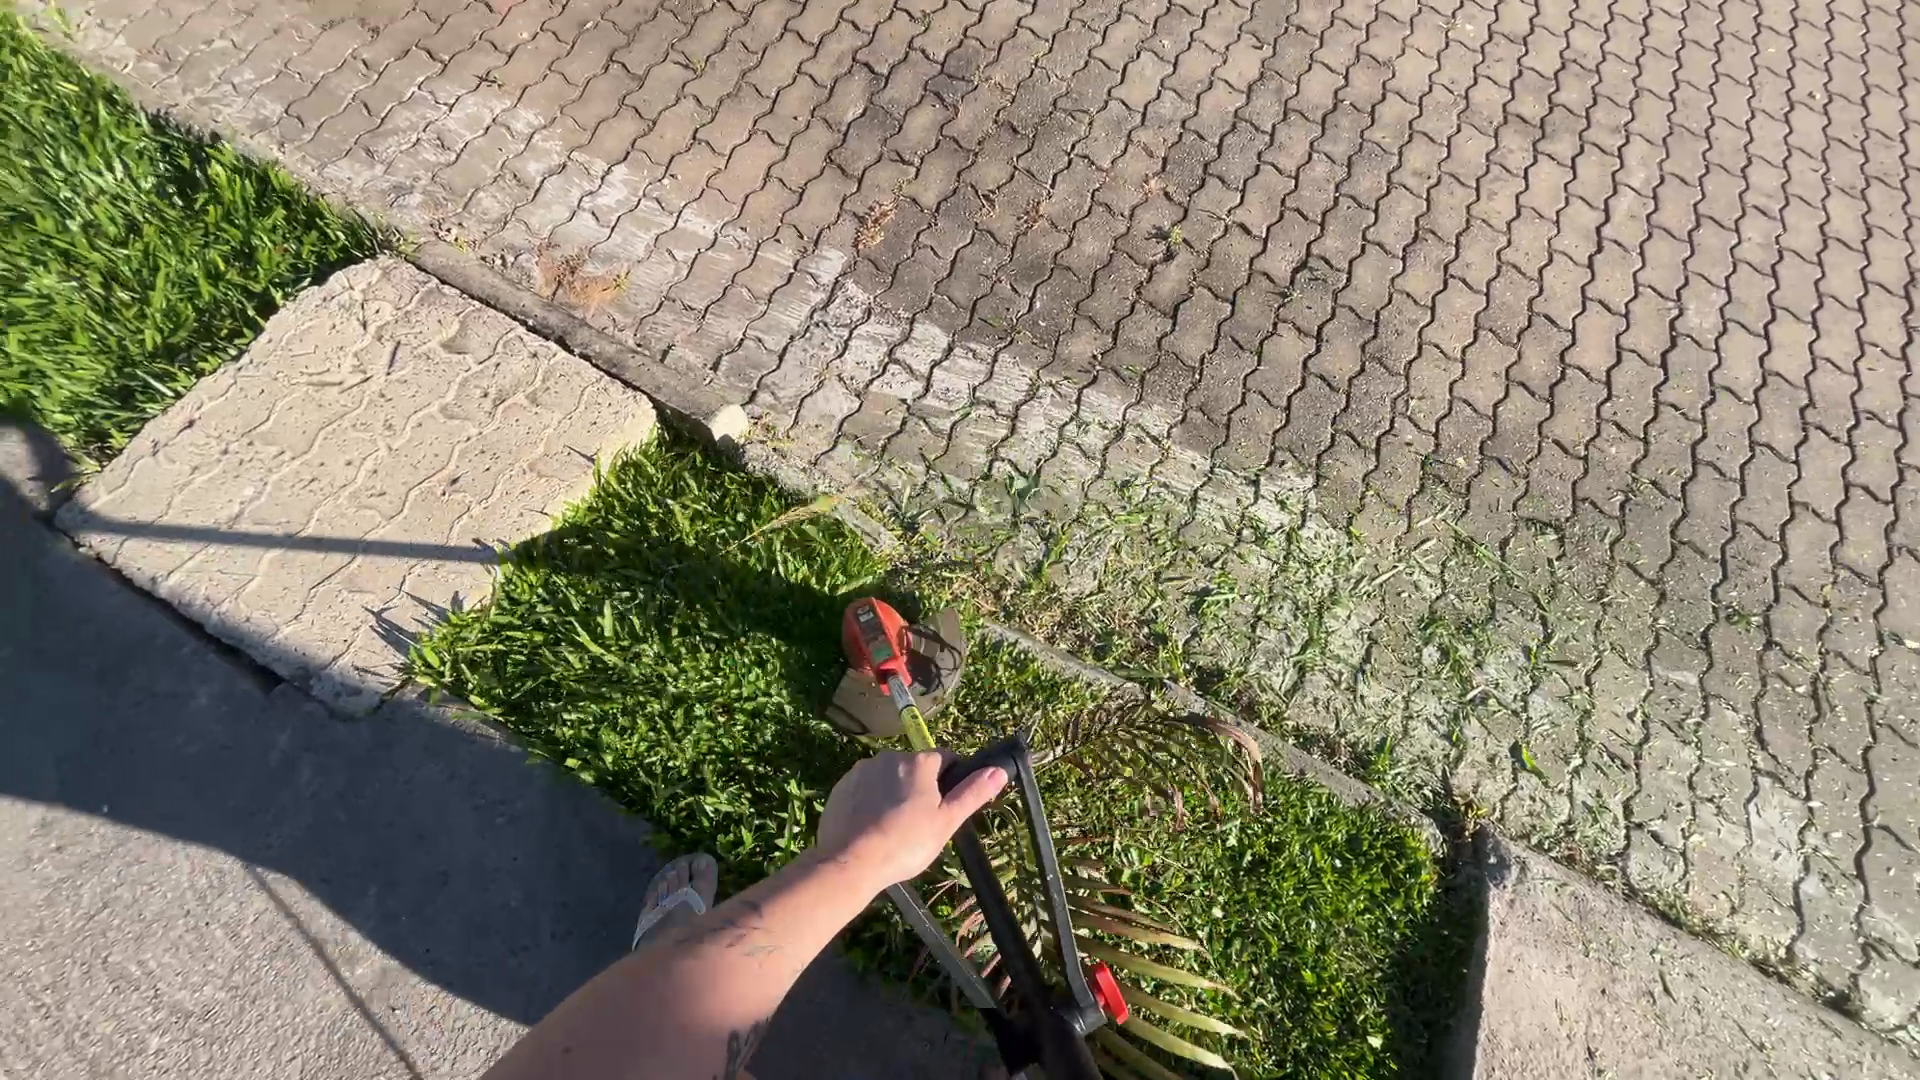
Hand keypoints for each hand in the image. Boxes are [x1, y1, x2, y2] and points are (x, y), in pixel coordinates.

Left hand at [815, 750, 1007, 895]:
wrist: (850, 861)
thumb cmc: (906, 843)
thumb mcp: (946, 821)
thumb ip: (972, 793)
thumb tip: (999, 770)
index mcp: (919, 762)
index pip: (945, 757)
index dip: (951, 779)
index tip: (946, 805)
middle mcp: (890, 757)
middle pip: (914, 767)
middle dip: (920, 787)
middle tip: (920, 822)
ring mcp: (862, 769)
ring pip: (888, 777)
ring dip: (894, 792)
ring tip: (893, 828)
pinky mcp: (842, 786)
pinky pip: (865, 788)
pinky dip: (871, 801)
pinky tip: (871, 827)